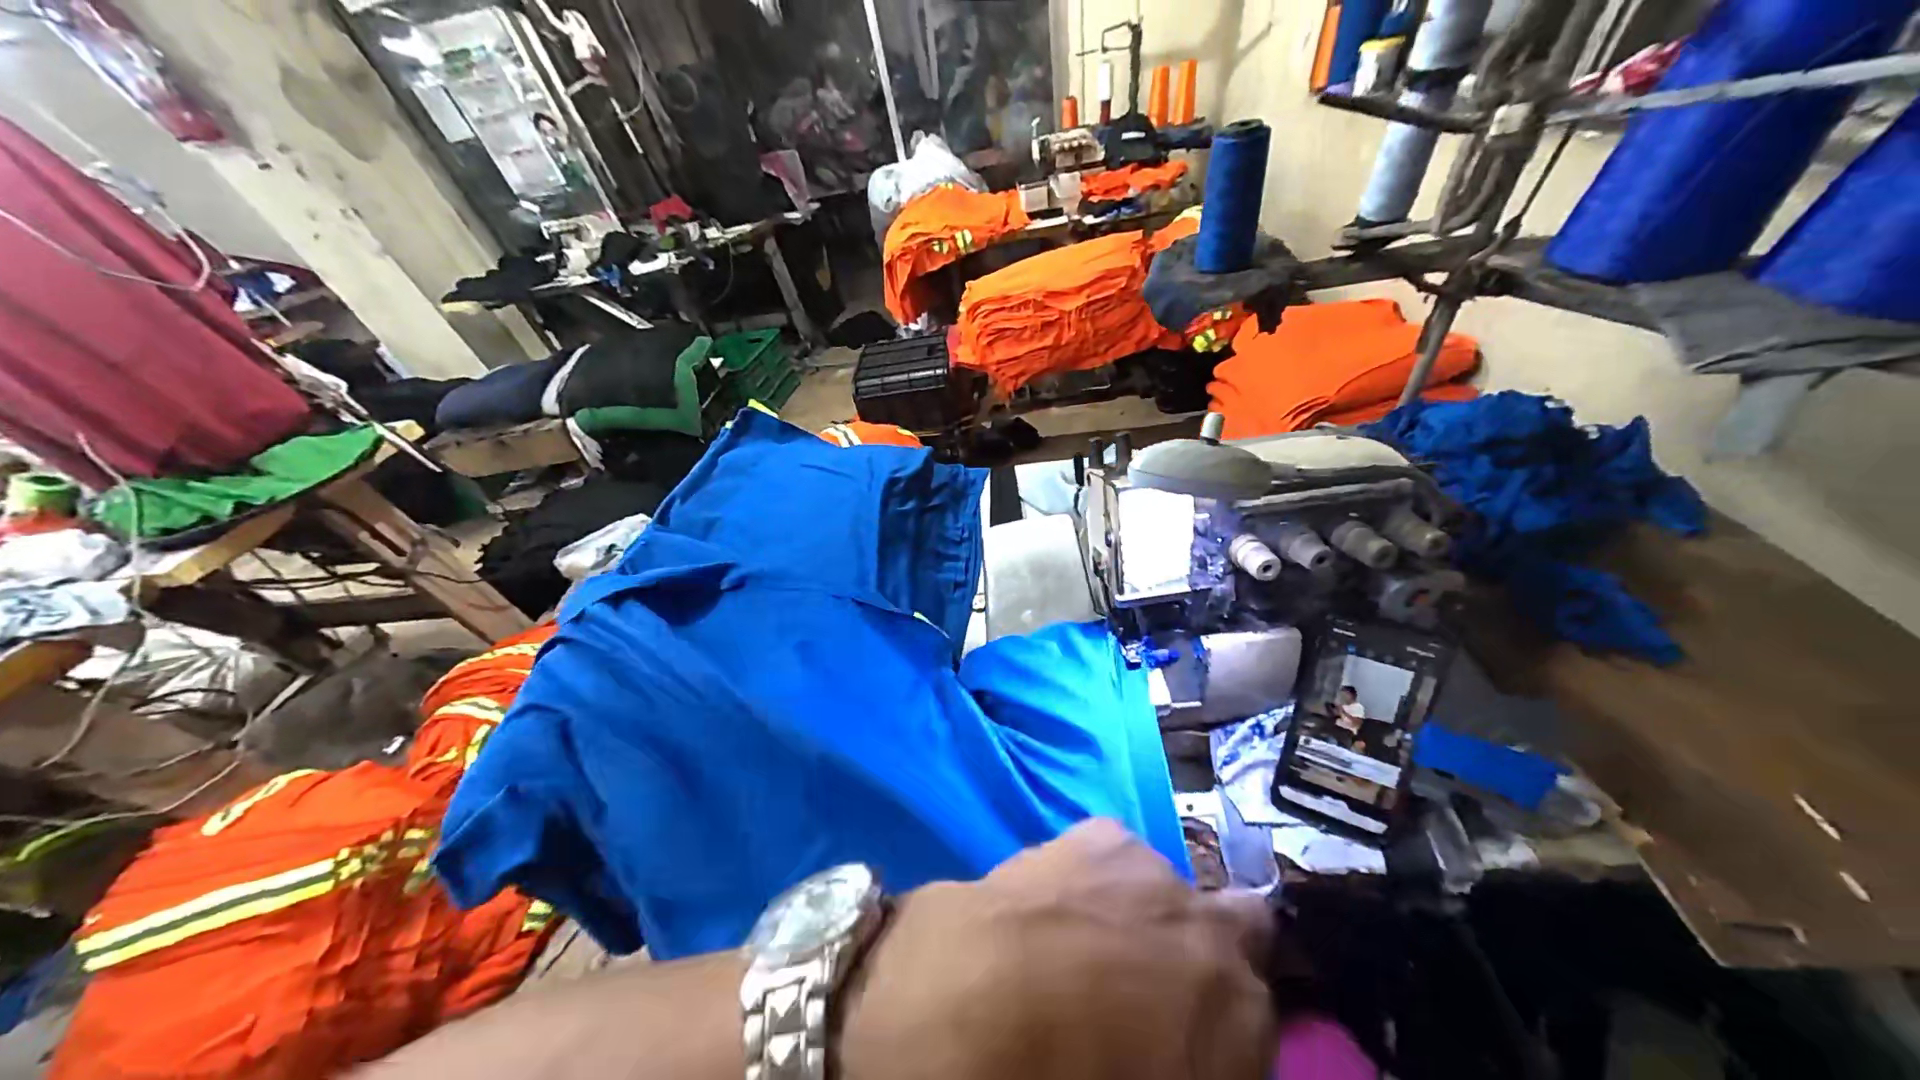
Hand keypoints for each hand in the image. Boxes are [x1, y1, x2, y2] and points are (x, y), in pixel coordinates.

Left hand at [840, 819, 1276, 1079]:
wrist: (979, 1001)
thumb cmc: (1069, 1075)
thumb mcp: (1154, 1079)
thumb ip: (1182, 1052)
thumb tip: (1160, 1037)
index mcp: (1241, 1011)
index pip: (1262, 1011)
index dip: (1224, 1023)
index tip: (1187, 1035)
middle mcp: (1214, 931)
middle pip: (1235, 933)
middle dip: (1197, 954)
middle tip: (1140, 987)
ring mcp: (1155, 870)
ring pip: (1166, 891)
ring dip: (1141, 911)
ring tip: (1082, 942)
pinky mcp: (1101, 833)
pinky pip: (1113, 859)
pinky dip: (1096, 878)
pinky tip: (1052, 903)